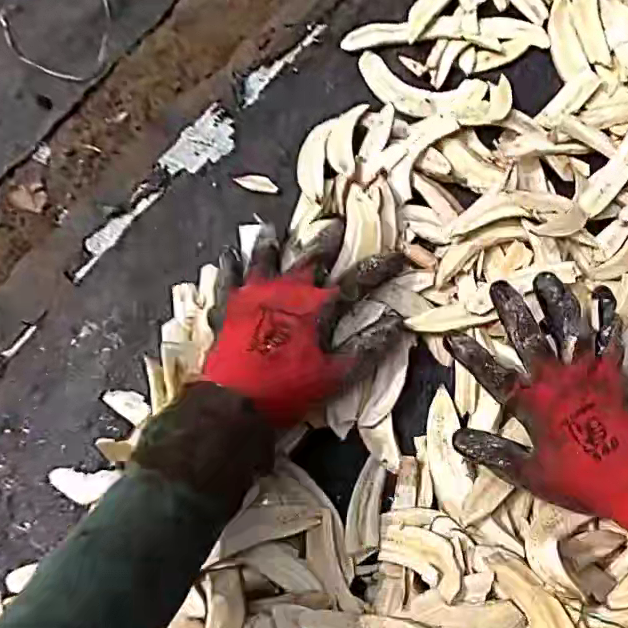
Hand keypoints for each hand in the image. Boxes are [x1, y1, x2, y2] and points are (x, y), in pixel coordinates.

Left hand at [202, 226, 407, 427]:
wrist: (233, 403)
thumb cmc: (288, 389)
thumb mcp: (335, 375)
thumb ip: (367, 347)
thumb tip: (396, 321)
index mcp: (318, 306)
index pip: (358, 280)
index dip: (381, 268)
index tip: (399, 255)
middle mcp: (287, 291)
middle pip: (311, 257)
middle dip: (328, 240)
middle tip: (336, 223)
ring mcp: (253, 295)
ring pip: (264, 259)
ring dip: (272, 243)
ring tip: (274, 229)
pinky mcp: (227, 307)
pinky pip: (228, 278)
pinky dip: (230, 266)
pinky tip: (229, 255)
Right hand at [446, 273, 627, 551]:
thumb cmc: (577, 479)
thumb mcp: (528, 473)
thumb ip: (494, 452)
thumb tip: (459, 439)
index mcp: (534, 404)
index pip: (494, 375)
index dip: (472, 356)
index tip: (454, 339)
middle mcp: (558, 380)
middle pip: (531, 336)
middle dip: (512, 309)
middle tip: (499, 286)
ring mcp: (589, 373)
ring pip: (571, 326)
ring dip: (557, 300)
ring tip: (545, 279)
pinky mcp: (614, 374)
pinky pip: (611, 338)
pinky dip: (607, 316)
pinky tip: (601, 296)